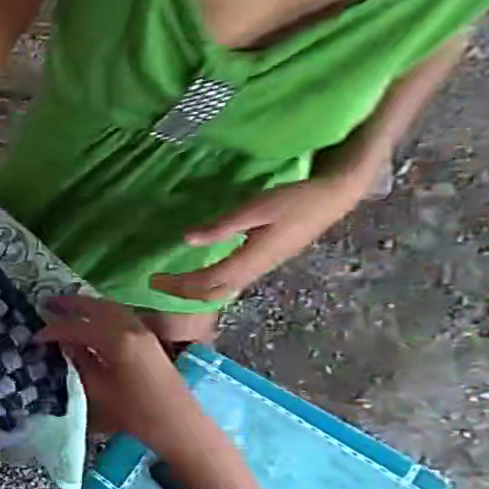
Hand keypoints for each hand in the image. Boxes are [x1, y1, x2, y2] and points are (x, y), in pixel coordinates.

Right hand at [34, 296, 215, 461]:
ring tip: (65, 307)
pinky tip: (91, 319)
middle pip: (95, 306)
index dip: (52, 330)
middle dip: (69, 303)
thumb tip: (62, 343)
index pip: (75, 326)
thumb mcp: (97, 386)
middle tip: (45, 304)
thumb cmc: (134, 411)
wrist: (178, 424)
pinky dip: (101, 312)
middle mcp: (130, 327)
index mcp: (116, 339)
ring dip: (86, 305)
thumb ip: (79, 359)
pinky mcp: (148, 339)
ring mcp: (143, 331)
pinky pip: (120, 315)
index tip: (34, 338)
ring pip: (110, 307)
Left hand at [150, 168, 370, 301]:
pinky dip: (209, 284)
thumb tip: (186, 240)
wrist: (334, 196)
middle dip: (183, 292)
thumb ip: (221, 227)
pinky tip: (197, 276)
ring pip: (224, 289)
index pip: (208, 280)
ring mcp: (263, 267)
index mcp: (252, 257)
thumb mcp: (254, 208)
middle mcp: (257, 268)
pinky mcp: (266, 261)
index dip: (179, 283)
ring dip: (195, 290)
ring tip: (171, 282)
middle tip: (155, 283)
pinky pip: (232, 281)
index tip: (154, 279)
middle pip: (214, 291)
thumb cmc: (294, 199)